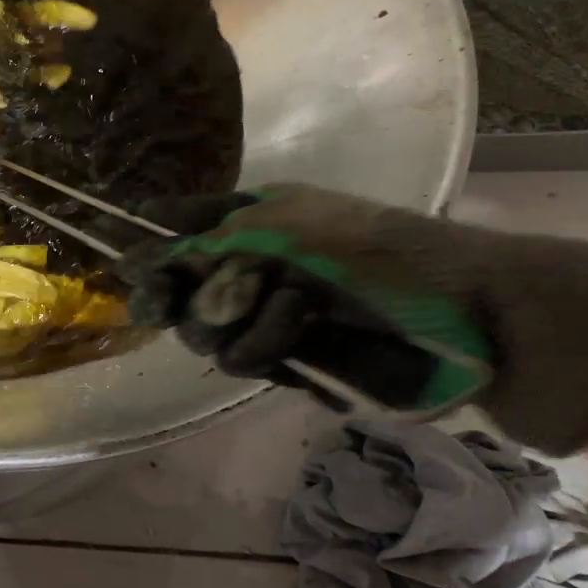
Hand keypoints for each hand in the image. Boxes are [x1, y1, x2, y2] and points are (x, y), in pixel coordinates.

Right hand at [110, 187, 472, 412]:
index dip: (148, 258)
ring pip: (200, 333)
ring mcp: (261, 318)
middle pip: (173, 296)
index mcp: (246, 226)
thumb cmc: (373, 251)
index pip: (171, 243)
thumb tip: (127, 245)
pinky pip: (239, 360)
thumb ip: (196, 238)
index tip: (138, 268)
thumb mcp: (278, 226)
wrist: (460, 314)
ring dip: (239, 318)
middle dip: (187, 296)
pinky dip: (267, 341)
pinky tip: (303, 327)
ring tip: (293, 304)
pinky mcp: (281, 361)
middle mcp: (245, 271)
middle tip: (210, 294)